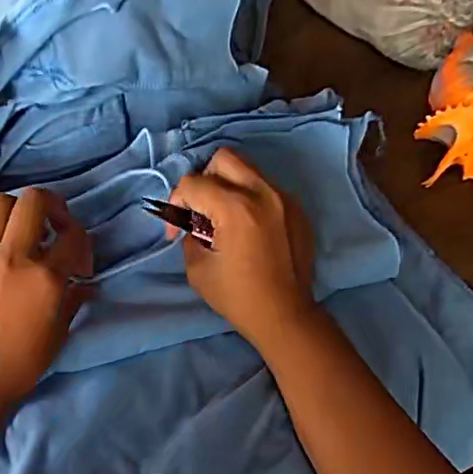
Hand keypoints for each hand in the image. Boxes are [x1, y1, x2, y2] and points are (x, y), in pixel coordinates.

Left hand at [0, 188, 92, 409]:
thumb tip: (84, 284)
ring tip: (22, 228)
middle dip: (53, 205)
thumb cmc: (23, 364)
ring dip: (15, 209)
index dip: (83, 243)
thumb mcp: (59, 334)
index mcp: (46, 278)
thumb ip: (73, 301)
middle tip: (56, 225)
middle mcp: (14, 258)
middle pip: (34, 201)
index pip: (73, 237)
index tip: (79, 262)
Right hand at [165, 148, 316, 345]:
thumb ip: (190, 236)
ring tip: (222, 220)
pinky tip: (247, 232)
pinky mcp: (297, 209)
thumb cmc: (237, 297)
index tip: (176, 232)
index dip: (175, 205)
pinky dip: (249, 201)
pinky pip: (266, 190)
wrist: (284, 315)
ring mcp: (284, 199)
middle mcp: (263, 193)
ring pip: (248, 170)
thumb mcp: (198, 270)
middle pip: (223, 159)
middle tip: (200, 211)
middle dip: (203, 181)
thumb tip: (193, 224)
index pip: (193, 183)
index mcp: (236, 209)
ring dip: (227, 187)